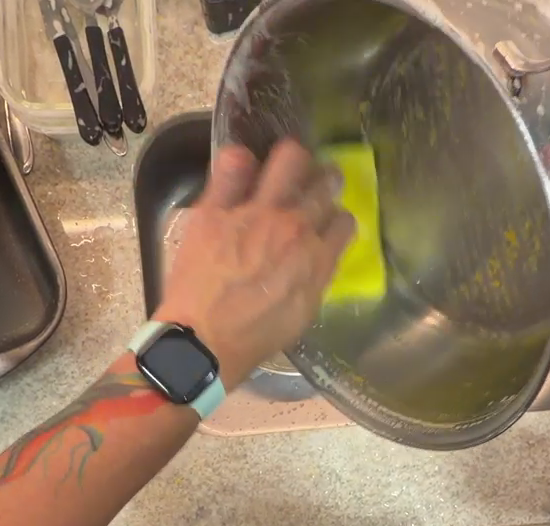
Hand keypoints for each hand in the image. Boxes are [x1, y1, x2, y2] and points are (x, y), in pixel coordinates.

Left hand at [154, 141, 355, 387]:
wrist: (204, 342)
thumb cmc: (254, 338)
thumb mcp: (301, 315)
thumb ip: (316, 277)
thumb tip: (320, 256)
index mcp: (315, 257)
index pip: (344, 221)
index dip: (338, 220)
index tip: (329, 224)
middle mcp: (292, 227)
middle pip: (325, 182)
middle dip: (326, 181)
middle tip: (315, 186)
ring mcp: (255, 212)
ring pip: (289, 158)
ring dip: (292, 160)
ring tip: (283, 171)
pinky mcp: (216, 208)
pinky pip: (232, 164)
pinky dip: (239, 162)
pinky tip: (240, 171)